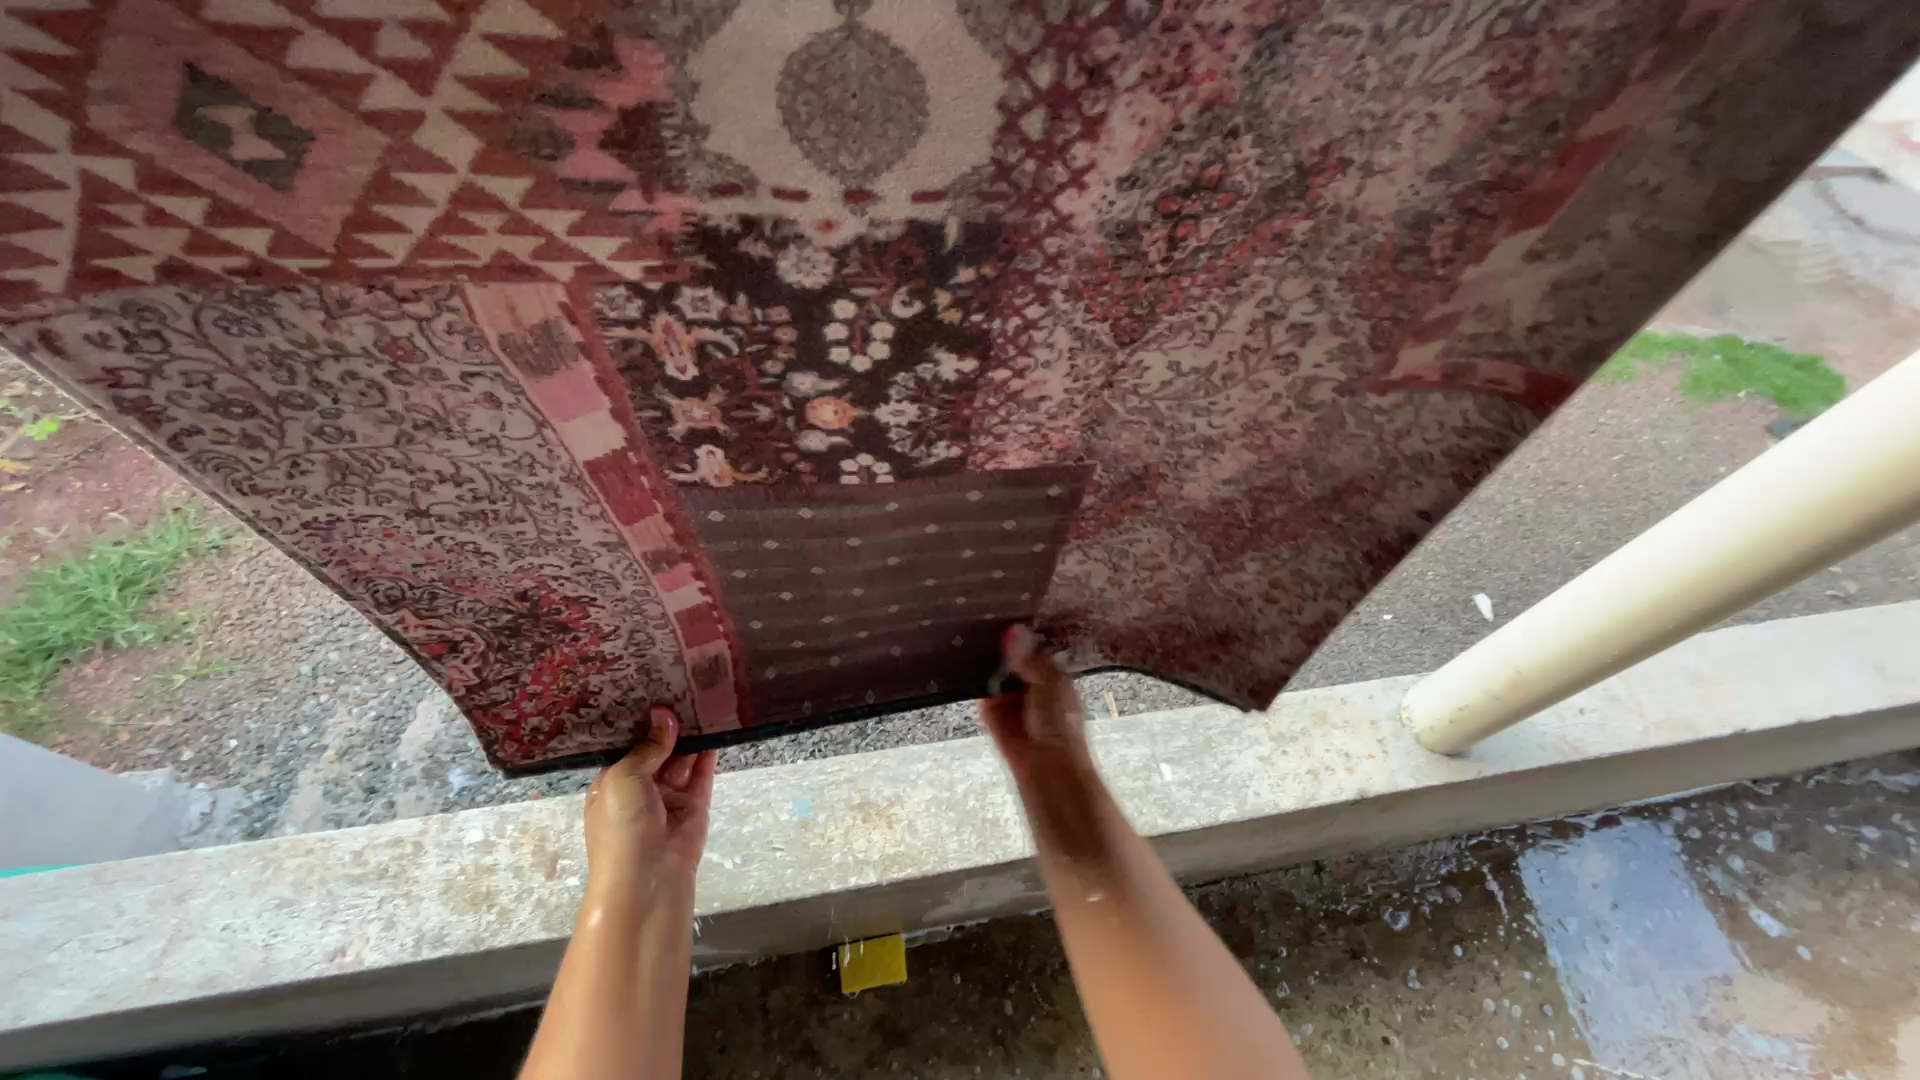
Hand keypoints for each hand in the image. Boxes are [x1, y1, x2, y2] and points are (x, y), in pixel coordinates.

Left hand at [582, 705, 717, 897]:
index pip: (627, 747)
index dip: (640, 723)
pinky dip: (709, 752)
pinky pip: (703, 773)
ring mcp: (669, 797)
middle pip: (657, 750)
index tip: (653, 691)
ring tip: (704, 700)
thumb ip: (647, 747)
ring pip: (682, 759)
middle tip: (684, 688)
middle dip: (668, 726)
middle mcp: (641, 788)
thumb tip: (664, 715)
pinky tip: (716, 726)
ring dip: (690, 735)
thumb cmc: (621, 825)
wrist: (647, 877)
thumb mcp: (623, 778)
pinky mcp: (696, 804)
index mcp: (613, 783)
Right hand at [979, 624, 1090, 776]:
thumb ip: (1029, 657)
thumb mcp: (1049, 682)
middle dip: (999, 645)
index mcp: (1053, 675)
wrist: (1048, 766)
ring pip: (995, 674)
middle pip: (1011, 658)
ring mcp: (1010, 700)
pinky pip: (981, 692)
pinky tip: (961, 661)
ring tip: (966, 633)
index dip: (1020, 634)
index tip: (1003, 613)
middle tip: (979, 620)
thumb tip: (1013, 629)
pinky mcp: (991, 714)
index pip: (1034, 648)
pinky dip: (973, 681)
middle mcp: (1031, 685)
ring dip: (984, 661)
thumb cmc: (1059, 722)